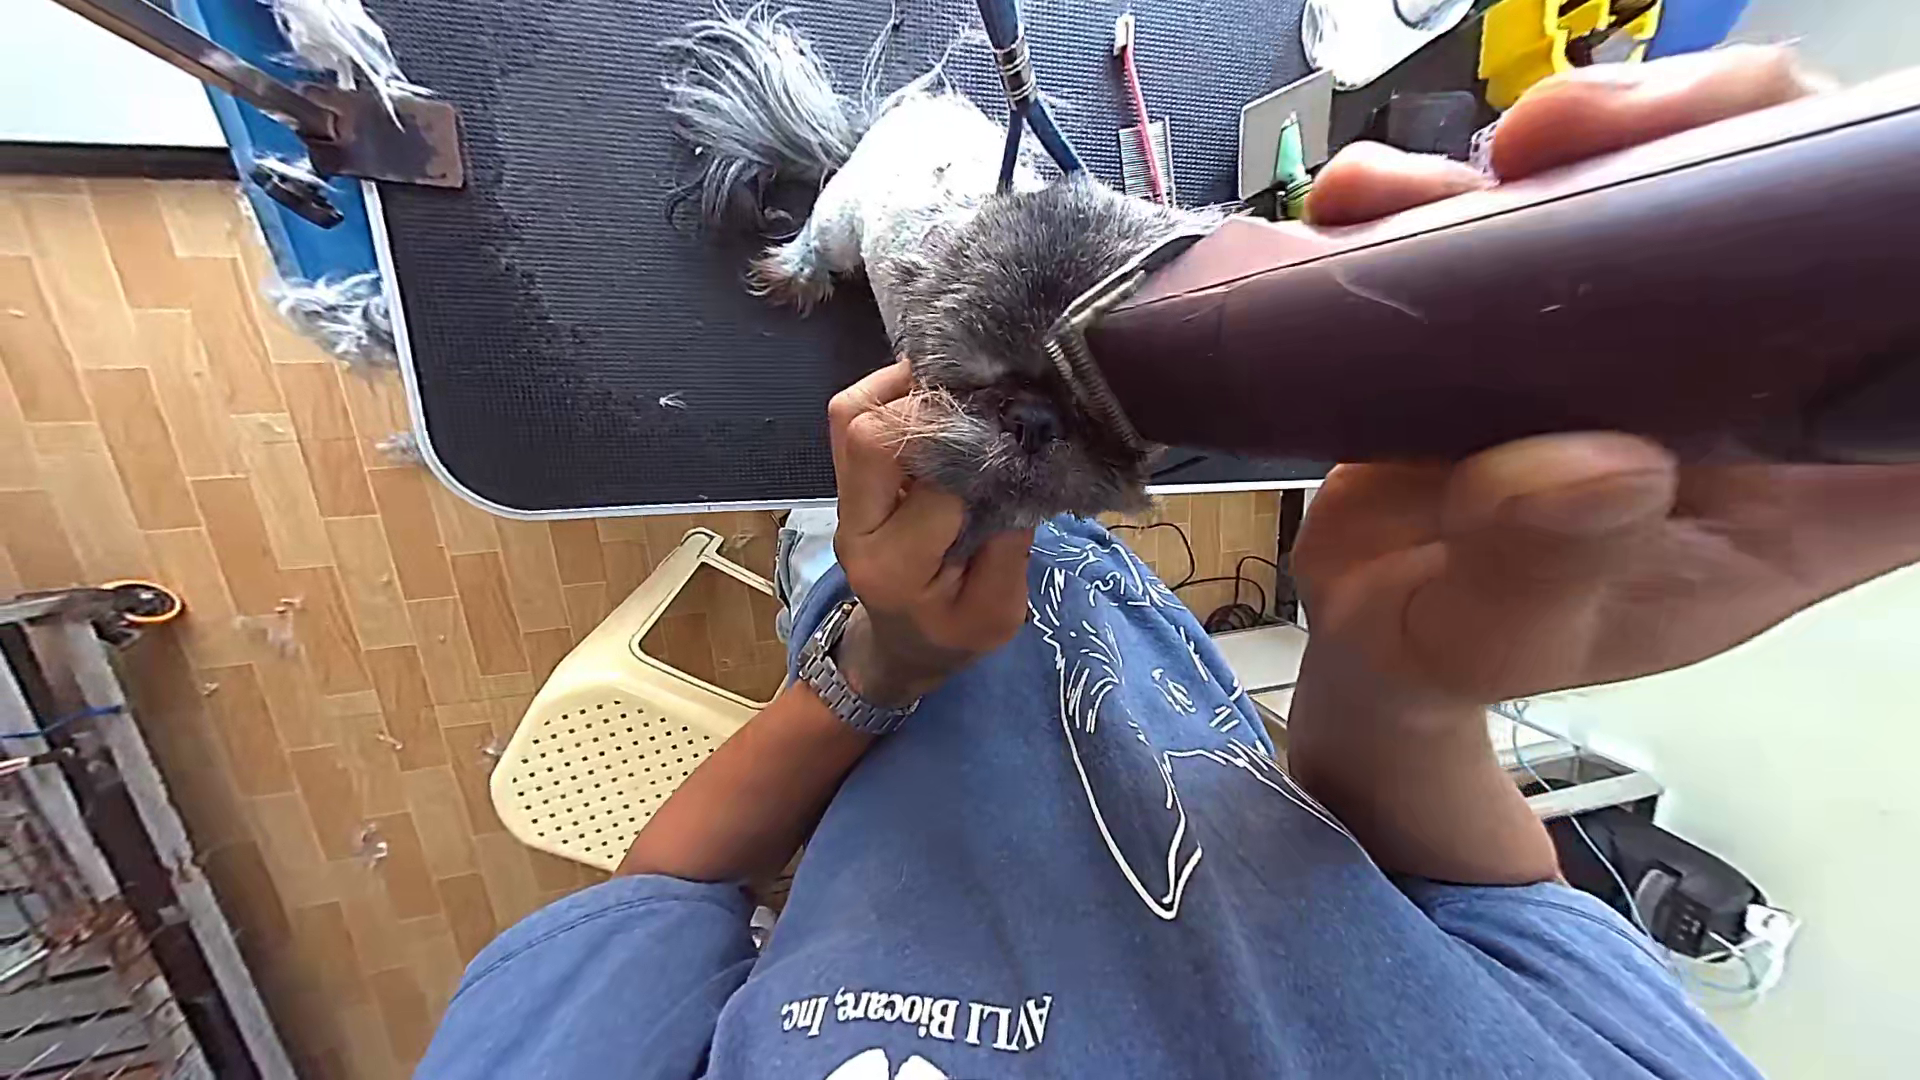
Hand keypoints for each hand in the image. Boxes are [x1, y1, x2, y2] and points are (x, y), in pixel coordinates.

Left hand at [826, 360, 1033, 705]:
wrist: (902, 643)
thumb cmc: (952, 634)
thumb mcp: (998, 612)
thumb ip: (1009, 546)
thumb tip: (1020, 464)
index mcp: (894, 568)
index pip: (935, 489)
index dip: (981, 458)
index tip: (1018, 442)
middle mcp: (854, 526)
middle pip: (869, 436)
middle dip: (933, 407)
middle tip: (985, 402)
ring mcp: (843, 499)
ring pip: (850, 414)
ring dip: (906, 388)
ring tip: (959, 387)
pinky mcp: (847, 480)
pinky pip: (851, 417)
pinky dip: (891, 392)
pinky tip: (935, 394)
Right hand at [1294, 46, 1919, 708]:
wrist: (1355, 624)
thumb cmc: (1441, 650)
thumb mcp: (1489, 637)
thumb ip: (1540, 571)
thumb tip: (1582, 465)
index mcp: (1815, 471)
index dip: (1901, 216)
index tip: (1823, 169)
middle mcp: (1727, 383)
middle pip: (1779, 208)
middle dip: (1709, 130)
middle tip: (1571, 135)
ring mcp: (1601, 351)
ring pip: (1625, 199)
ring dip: (1556, 146)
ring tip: (1472, 158)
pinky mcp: (1492, 338)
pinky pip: (1484, 244)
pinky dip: (1427, 203)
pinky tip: (1368, 201)